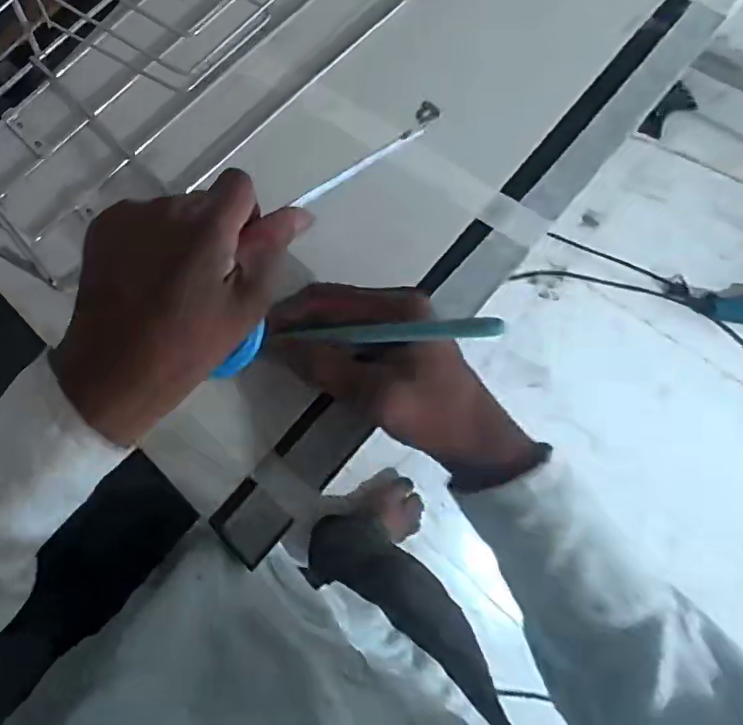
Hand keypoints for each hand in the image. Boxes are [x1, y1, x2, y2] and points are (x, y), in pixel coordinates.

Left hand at [53, 169, 311, 445]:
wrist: (112, 368)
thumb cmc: (187, 345)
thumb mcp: (243, 304)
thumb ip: (270, 249)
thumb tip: (299, 213)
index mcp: (206, 222)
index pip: (238, 183)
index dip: (244, 215)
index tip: (234, 254)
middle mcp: (164, 206)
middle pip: (202, 200)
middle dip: (210, 229)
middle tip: (200, 282)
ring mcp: (128, 214)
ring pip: (169, 211)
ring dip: (176, 235)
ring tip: (166, 284)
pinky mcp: (101, 226)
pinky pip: (138, 220)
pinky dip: (145, 239)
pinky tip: (139, 277)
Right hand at [267, 285, 542, 484]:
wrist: (481, 445)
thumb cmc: (434, 416)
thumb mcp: (377, 395)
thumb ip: (326, 366)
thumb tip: (276, 345)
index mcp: (399, 306)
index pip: (329, 298)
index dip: (290, 313)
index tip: (260, 331)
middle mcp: (396, 302)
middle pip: (329, 303)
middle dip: (296, 322)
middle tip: (265, 343)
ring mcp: (395, 317)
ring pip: (335, 317)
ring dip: (308, 333)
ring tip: (281, 352)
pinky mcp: (392, 335)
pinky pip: (346, 331)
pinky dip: (324, 343)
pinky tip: (310, 360)